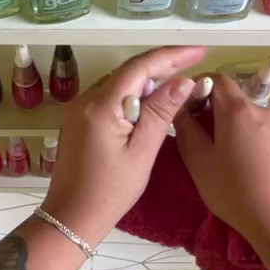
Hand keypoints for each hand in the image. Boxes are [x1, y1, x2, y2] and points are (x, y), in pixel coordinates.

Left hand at [43, 45, 205, 245]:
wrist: (71, 217)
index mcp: (101, 106)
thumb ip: (160, 114)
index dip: (172, 56)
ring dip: (147, 80)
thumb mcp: (141, 153)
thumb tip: (182, 81)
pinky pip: (108, 96)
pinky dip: (131, 94)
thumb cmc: (109, 192)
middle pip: (128, 71)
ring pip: (118, 82)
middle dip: (162, 65)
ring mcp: (78, 109)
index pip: (140, 66)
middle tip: (194, 64)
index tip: (199, 52)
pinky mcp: (77, 121)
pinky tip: (150, 103)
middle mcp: (85, 100)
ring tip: (177, 83)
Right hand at [173, 74, 269, 252]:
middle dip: (218, 117)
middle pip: (236, 105)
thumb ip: (186, 130)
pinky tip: (258, 177)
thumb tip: (179, 108)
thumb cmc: (235, 194)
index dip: (200, 87)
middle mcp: (265, 113)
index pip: (217, 80)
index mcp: (237, 112)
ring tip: (234, 167)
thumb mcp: (199, 164)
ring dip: (241, 135)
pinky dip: (261, 149)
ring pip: (255, 124)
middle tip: (206, 147)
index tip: (189, 107)